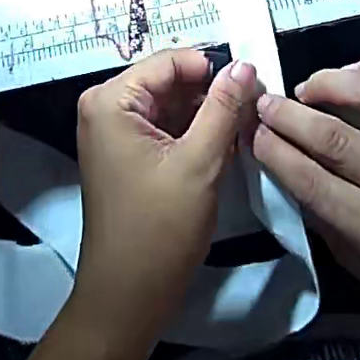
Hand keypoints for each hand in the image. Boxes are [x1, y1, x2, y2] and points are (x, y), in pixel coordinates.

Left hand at [69, 49, 260, 347]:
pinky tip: (223, 145)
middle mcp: (104, 105)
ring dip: (205, 114)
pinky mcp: (124, 152)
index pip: (168, 62)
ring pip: (168, 104)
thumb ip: (223, 109)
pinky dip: (192, 132)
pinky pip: (162, 126)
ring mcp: (112, 129)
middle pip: (167, 81)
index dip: (212, 68)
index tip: (254, 85)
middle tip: (254, 109)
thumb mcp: (199, 164)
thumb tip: (245, 65)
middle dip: (210, 93)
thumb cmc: (159, 229)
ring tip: (244, 129)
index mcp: (110, 98)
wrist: (126, 298)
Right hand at [251, 56, 359, 335]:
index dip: (278, 154)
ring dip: (328, 84)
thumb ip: (325, 218)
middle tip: (263, 103)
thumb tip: (278, 160)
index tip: (251, 132)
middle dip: (289, 116)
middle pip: (341, 141)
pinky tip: (352, 72)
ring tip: (305, 88)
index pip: (322, 188)